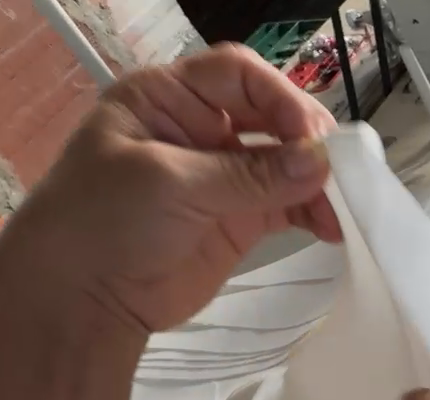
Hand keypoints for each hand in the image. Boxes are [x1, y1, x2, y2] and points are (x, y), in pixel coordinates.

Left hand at [0, 44, 341, 337]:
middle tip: (340, 179)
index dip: (283, 100)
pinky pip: (294, 205)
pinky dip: (318, 214)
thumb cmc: (106, 220)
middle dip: (312, 145)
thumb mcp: (172, 184)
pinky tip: (333, 229)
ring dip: (322, 185)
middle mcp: (205, 128)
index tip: (313, 143)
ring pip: (292, 165)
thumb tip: (321, 164)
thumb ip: (250, 175)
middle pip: (276, 117)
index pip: (241, 76)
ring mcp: (229, 176)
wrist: (89, 293)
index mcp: (171, 98)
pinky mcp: (247, 218)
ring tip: (340, 214)